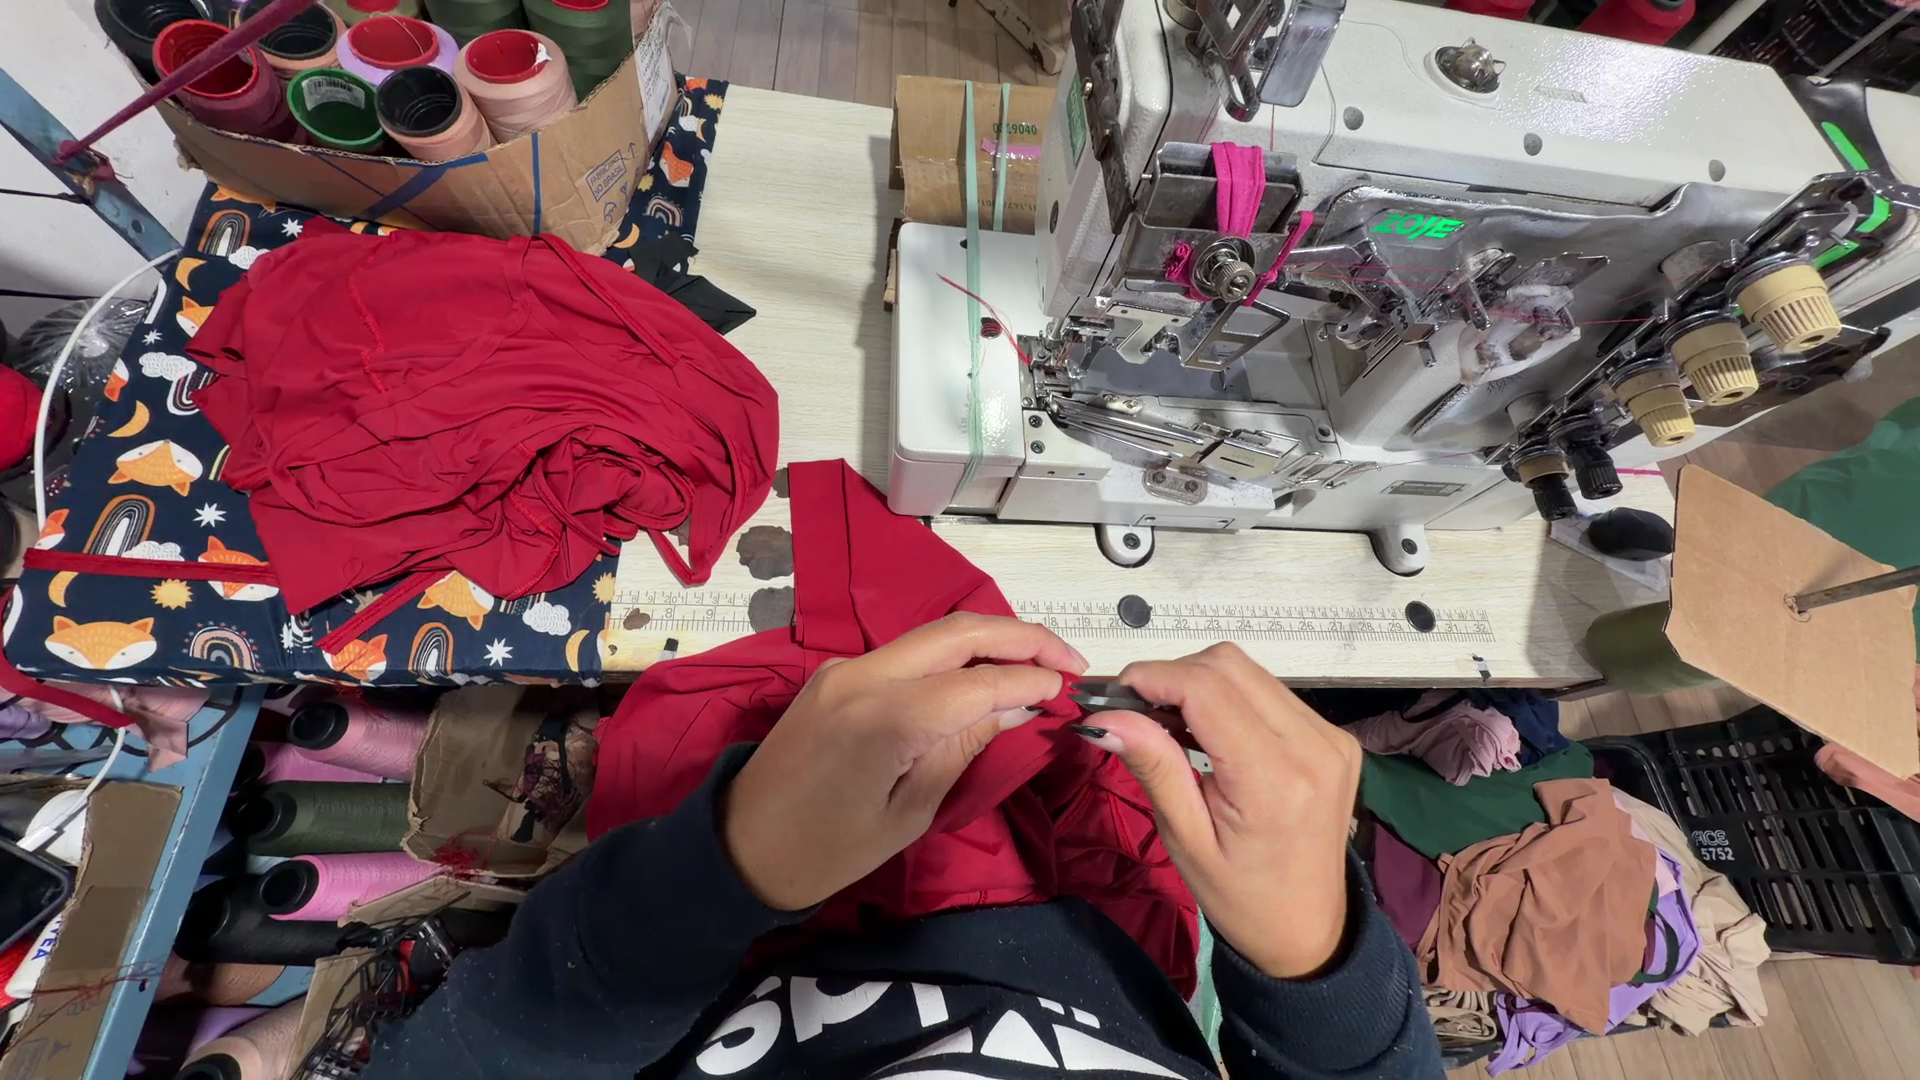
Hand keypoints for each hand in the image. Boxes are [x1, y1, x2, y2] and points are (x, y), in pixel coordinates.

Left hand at [724, 613, 1087, 910]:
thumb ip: (965, 744)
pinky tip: (984, 672)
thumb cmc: (828, 851)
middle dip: (1021, 636)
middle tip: (1068, 660)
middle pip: (958, 631)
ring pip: (935, 634)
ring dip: (991, 639)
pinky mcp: (840, 671)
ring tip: (1038, 665)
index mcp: (883, 719)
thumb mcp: (911, 811)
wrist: (740, 846)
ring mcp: (847, 666)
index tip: (1068, 689)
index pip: (976, 682)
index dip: (1029, 680)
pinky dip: (956, 654)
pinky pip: (910, 651)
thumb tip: (1019, 705)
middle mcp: (864, 674)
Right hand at [1081, 643, 1360, 978]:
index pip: (1205, 688)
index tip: (1114, 696)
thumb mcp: (1185, 838)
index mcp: (1274, 779)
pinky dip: (1225, 695)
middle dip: (1171, 676)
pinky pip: (1266, 688)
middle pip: (1225, 664)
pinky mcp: (1333, 736)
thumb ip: (1153, 765)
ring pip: (1245, 669)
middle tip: (1138, 712)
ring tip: (1170, 723)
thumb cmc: (1239, 895)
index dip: (1152, 677)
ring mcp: (1330, 737)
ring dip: (1197, 682)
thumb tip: (1104, 716)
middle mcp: (1313, 746)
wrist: (1308, 930)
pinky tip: (1207, 730)